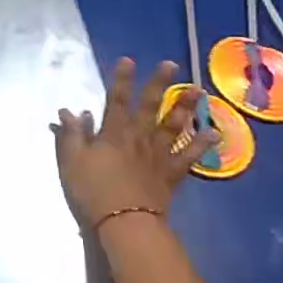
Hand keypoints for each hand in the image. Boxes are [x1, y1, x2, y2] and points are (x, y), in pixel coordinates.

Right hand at [52, 57, 211, 226]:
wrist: (124, 222)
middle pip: (150, 105)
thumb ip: (71, 134)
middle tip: (171, 64)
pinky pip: (188, 156)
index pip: (116, 99)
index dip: (121, 79)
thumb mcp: (72, 162)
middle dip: (159, 83)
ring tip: (197, 89)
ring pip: (174, 125)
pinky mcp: (170, 173)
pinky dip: (201, 145)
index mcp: (113, 132)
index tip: (129, 60)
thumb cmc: (93, 191)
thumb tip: (69, 110)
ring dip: (185, 106)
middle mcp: (139, 137)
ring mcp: (158, 154)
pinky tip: (214, 133)